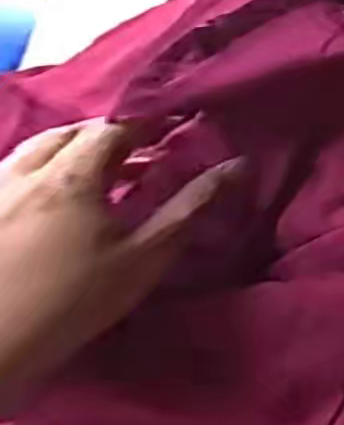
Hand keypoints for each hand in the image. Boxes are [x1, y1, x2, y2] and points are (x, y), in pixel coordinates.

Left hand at [0, 119, 239, 413]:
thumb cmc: (67, 302)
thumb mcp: (147, 253)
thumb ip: (194, 202)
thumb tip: (240, 163)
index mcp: (65, 182)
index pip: (111, 129)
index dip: (150, 121)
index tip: (182, 123)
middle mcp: (13, 183)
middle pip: (63, 136)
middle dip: (106, 132)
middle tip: (145, 144)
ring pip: (24, 158)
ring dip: (69, 154)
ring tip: (104, 173)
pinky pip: (4, 183)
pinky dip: (39, 178)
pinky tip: (59, 201)